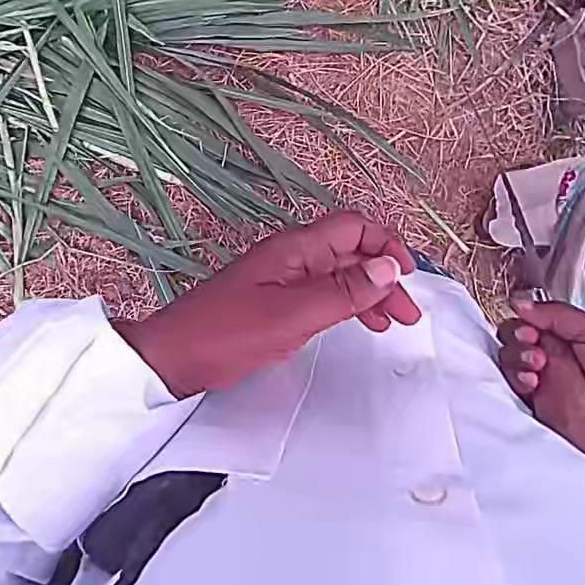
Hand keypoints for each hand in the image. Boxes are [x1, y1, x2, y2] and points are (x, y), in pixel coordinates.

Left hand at [119, 212, 422, 398]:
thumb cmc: (228, 334)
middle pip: (350, 252)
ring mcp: (281, 278)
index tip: (408, 277)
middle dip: (383, 276)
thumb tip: (388, 266)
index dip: (386, 244)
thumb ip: (343, 291)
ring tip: (391, 323)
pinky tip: (355, 322)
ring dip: (368, 293)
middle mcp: (291, 256)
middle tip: (408, 314)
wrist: (176, 356)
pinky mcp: (274, 300)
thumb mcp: (293, 315)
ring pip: (337, 274)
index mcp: (295, 249)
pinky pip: (320, 294)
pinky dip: (344, 305)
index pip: (353, 227)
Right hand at [496, 299, 584, 496]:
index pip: (532, 319)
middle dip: (517, 334)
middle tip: (532, 341)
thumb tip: (521, 304)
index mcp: (568, 341)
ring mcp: (536, 383)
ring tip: (538, 365)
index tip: (533, 321)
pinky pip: (505, 385)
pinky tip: (532, 381)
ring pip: (506, 358)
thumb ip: (561, 316)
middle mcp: (548, 360)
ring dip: (516, 356)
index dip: (528, 317)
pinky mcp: (528, 406)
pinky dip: (514, 377)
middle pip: (512, 336)